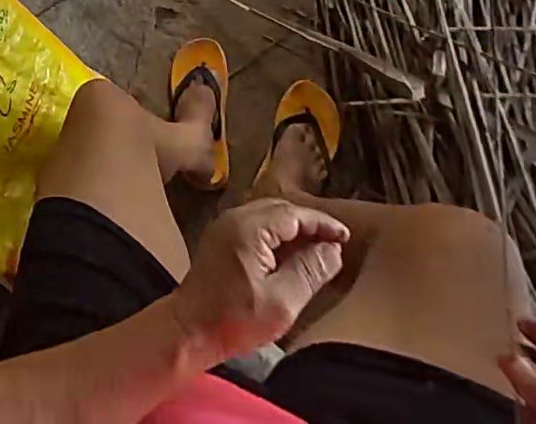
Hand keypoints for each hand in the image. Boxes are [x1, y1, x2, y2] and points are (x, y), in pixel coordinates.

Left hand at [169, 199, 348, 359]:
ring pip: (267, 214)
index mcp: (248, 228)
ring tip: (319, 245)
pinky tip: (291, 251)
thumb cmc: (235, 319)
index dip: (322, 222)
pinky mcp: (221, 236)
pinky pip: (255, 224)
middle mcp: (234, 218)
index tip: (345, 235)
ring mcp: (225, 225)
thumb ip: (309, 271)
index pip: (292, 214)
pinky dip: (277, 232)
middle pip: (279, 208)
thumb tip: (333, 249)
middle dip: (309, 221)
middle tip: (335, 240)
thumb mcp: (282, 302)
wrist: (190, 327)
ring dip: (293, 226)